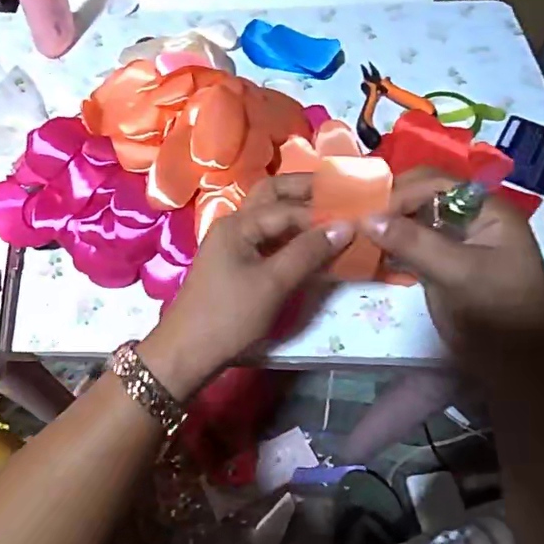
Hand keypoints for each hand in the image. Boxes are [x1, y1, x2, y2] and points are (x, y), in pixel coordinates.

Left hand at [140, 174, 351, 397]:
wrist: (187, 353)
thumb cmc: (228, 315)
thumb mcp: (273, 283)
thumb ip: (308, 252)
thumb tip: (346, 226)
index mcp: (239, 224)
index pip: (288, 207)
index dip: (322, 211)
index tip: (356, 215)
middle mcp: (235, 225)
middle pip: (273, 195)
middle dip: (305, 191)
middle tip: (341, 193)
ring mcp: (234, 244)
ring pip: (270, 215)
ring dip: (298, 210)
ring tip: (331, 213)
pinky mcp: (238, 263)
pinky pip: (269, 237)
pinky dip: (291, 235)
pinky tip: (312, 243)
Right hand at [363, 170, 543, 355]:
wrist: (517, 365)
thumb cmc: (497, 310)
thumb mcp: (457, 272)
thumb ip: (413, 242)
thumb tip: (366, 218)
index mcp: (487, 209)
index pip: (436, 183)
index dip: (400, 192)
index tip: (366, 212)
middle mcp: (472, 219)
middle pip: (424, 197)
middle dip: (391, 205)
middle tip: (356, 219)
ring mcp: (457, 243)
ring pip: (415, 221)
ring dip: (388, 226)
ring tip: (356, 233)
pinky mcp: (443, 266)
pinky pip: (414, 246)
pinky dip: (393, 247)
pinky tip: (370, 253)